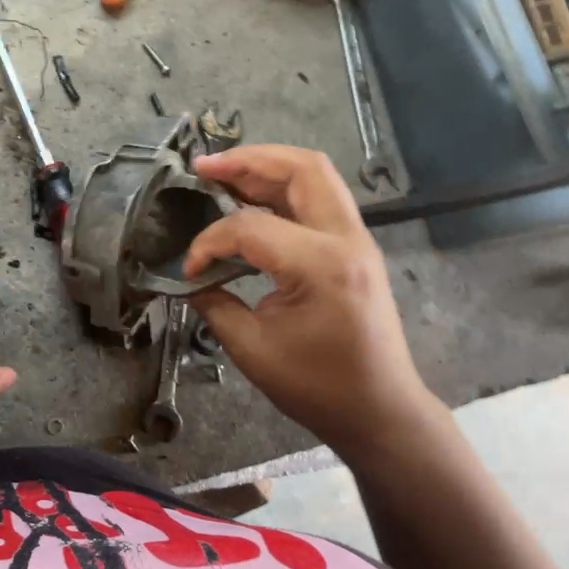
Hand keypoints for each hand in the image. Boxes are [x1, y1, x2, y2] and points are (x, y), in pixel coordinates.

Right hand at [183, 145, 434, 450]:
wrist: (379, 409)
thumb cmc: (316, 386)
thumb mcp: (252, 349)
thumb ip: (216, 305)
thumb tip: (194, 280)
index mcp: (320, 265)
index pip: (250, 226)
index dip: (209, 242)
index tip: (189, 271)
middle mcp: (345, 239)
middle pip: (301, 169)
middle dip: (248, 160)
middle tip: (203, 167)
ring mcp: (357, 240)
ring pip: (316, 176)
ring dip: (268, 167)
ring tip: (223, 173)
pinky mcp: (355, 249)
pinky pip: (320, 199)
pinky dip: (283, 189)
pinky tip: (251, 200)